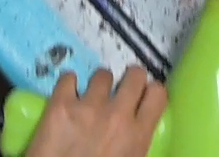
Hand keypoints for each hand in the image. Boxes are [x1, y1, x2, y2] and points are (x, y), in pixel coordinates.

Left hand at [25, 67, 166, 156]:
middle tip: (118, 95)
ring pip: (102, 74)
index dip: (149, 93)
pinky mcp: (60, 105)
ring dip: (97, 87)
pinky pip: (68, 78)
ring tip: (88, 101)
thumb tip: (137, 133)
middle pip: (135, 74)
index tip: (141, 100)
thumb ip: (136, 145)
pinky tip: (66, 99)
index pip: (158, 93)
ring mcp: (88, 107)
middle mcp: (117, 115)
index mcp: (137, 137)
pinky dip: (68, 87)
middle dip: (128, 81)